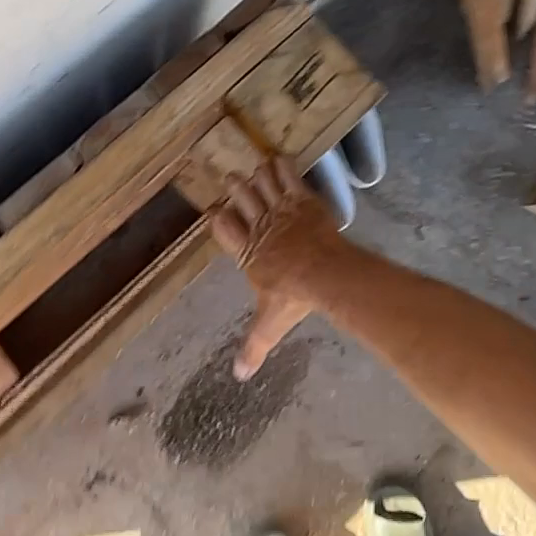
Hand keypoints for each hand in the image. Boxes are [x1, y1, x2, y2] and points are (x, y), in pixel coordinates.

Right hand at [208, 157, 354, 379]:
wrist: (323, 273)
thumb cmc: (293, 298)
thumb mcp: (269, 325)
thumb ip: (253, 347)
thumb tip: (239, 377)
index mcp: (246, 252)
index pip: (222, 228)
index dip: (216, 217)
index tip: (212, 209)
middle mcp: (258, 226)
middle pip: (240, 199)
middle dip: (234, 188)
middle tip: (230, 178)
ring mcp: (279, 209)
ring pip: (262, 184)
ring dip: (258, 176)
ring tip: (255, 167)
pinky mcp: (300, 199)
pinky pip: (288, 177)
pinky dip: (282, 167)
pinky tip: (278, 158)